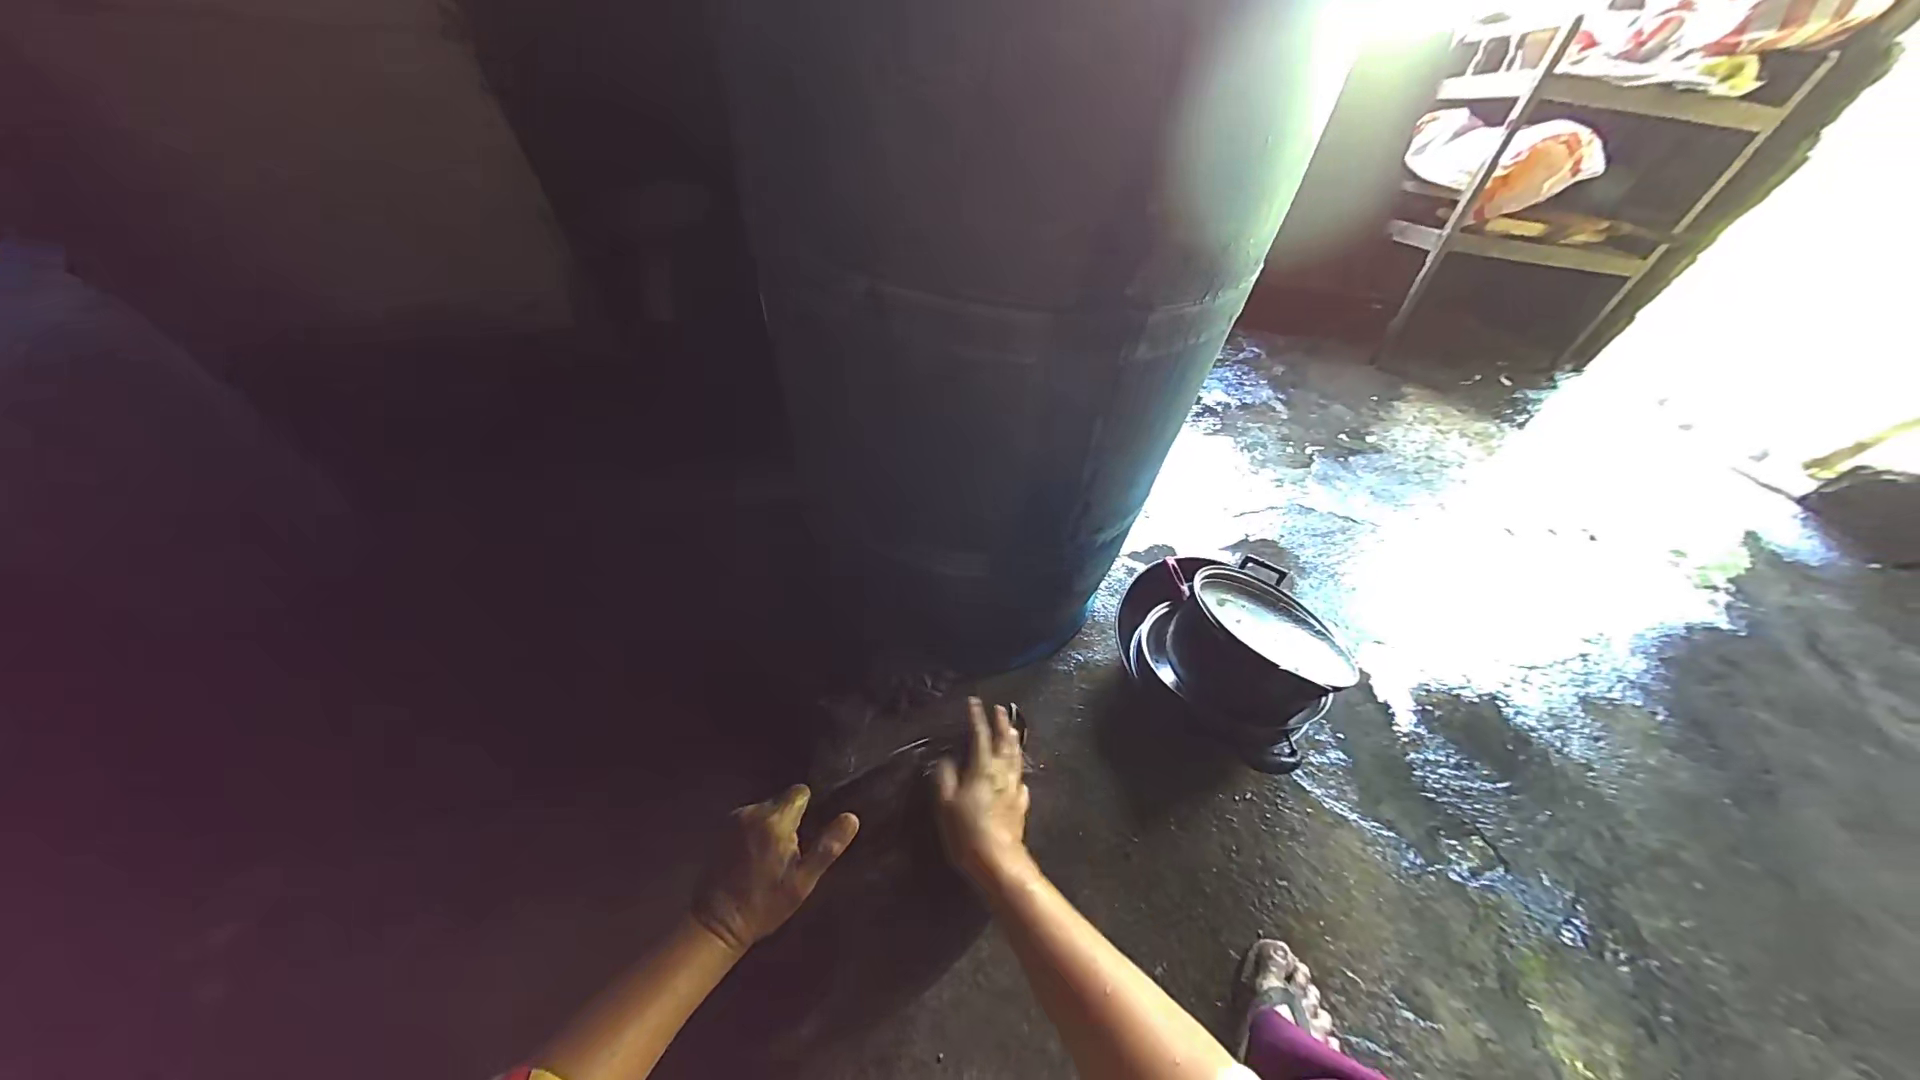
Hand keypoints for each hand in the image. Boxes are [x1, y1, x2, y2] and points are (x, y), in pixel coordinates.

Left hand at [690, 785, 858, 954]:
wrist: (716, 923)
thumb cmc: (765, 904)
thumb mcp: (802, 881)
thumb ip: (827, 847)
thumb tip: (852, 817)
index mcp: (775, 821)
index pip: (800, 792)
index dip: (808, 809)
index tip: (805, 834)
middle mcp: (753, 812)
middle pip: (781, 800)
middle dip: (788, 819)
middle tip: (787, 853)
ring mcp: (733, 819)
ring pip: (764, 809)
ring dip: (770, 824)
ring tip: (767, 857)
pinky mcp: (720, 828)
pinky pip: (747, 819)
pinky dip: (752, 831)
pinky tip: (750, 857)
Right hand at [932, 697, 1030, 883]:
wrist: (999, 862)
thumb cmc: (967, 831)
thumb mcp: (946, 804)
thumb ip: (945, 778)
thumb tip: (947, 759)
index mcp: (982, 768)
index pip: (980, 736)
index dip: (977, 718)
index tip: (974, 702)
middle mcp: (1002, 773)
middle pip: (1004, 742)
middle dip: (1001, 724)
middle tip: (1001, 709)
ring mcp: (1014, 789)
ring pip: (1016, 758)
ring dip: (1013, 741)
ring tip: (1013, 729)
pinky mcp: (1021, 805)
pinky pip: (1021, 779)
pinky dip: (1018, 769)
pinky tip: (1018, 773)